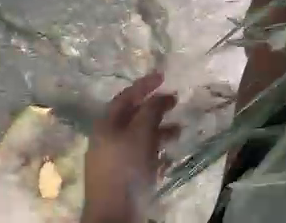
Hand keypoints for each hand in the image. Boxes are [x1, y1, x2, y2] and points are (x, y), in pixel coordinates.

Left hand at [82, 73, 176, 222]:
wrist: (115, 215)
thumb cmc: (125, 167)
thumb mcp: (140, 132)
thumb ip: (151, 110)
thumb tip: (161, 95)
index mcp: (106, 125)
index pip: (125, 96)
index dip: (144, 85)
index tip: (164, 76)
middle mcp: (108, 139)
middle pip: (134, 116)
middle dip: (155, 108)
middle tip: (175, 101)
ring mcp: (115, 160)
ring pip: (140, 137)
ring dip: (160, 131)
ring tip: (179, 131)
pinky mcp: (124, 178)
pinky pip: (142, 157)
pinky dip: (157, 152)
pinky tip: (169, 156)